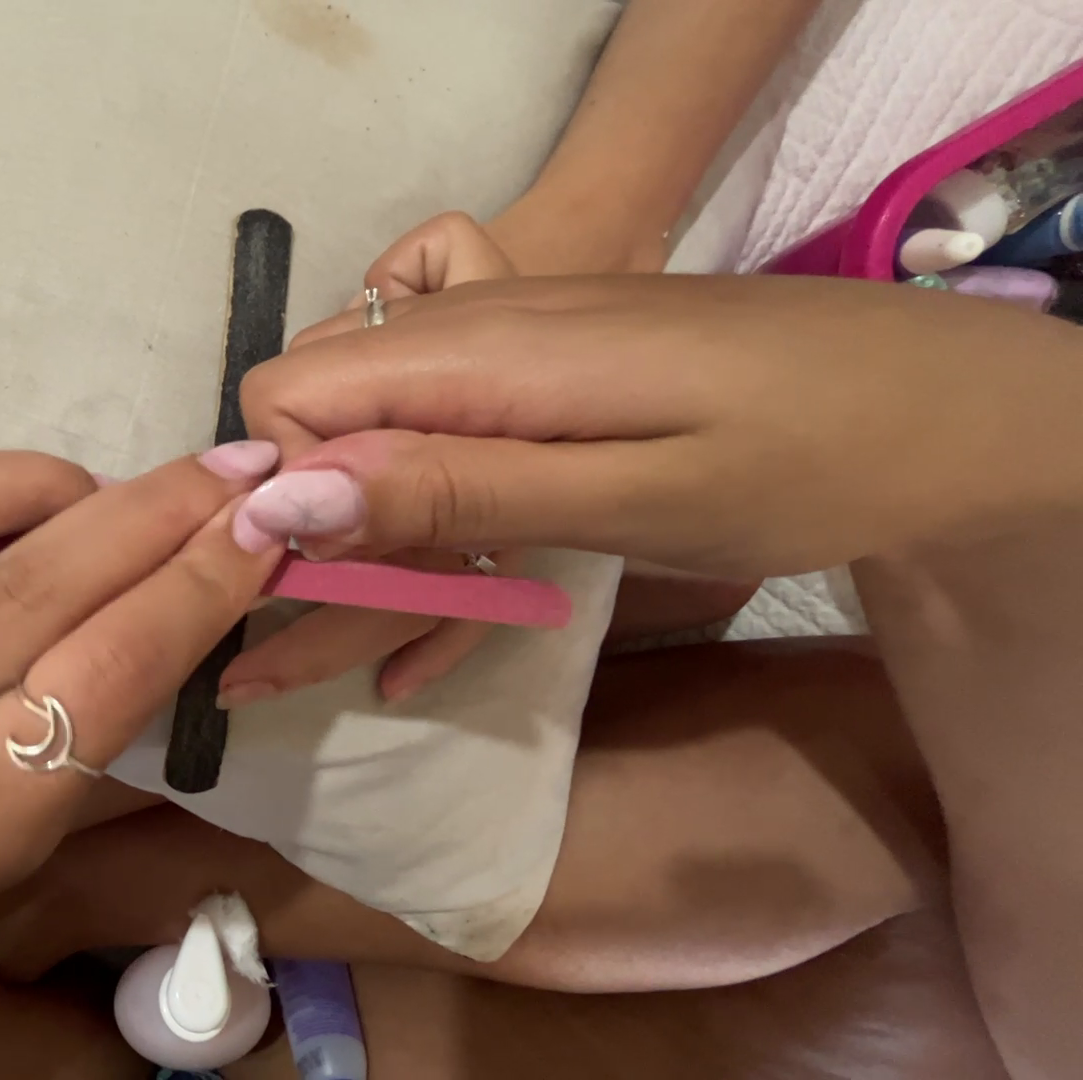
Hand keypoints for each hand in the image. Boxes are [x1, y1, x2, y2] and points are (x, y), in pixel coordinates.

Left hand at [0, 439, 283, 903]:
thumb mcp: (79, 784)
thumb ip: (140, 671)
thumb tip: (220, 540)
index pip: (100, 679)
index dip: (191, 587)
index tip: (257, 523)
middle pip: (21, 598)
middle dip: (143, 517)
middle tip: (218, 471)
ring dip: (19, 479)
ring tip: (77, 488)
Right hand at [237, 274, 1082, 578]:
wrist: (947, 407)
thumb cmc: (806, 456)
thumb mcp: (625, 492)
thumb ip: (447, 486)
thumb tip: (287, 495)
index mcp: (468, 349)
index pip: (284, 394)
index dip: (289, 485)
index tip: (342, 564)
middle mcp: (459, 326)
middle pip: (308, 403)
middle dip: (310, 509)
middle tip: (375, 591)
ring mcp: (490, 342)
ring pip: (360, 416)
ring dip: (362, 514)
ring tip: (411, 604)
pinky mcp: (520, 371)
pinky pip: (422, 414)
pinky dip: (410, 488)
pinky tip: (437, 569)